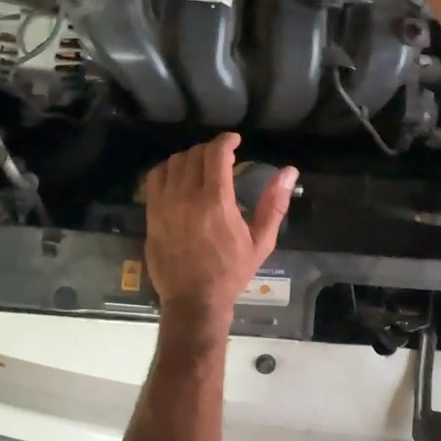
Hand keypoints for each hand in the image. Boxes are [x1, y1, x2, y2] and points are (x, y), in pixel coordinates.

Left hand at [142, 133, 297, 346]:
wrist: (194, 299)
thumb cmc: (231, 272)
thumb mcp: (260, 241)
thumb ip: (274, 204)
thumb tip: (289, 172)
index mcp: (216, 201)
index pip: (217, 153)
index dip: (226, 140)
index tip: (235, 140)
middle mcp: (187, 196)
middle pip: (195, 154)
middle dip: (211, 150)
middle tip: (222, 158)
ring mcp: (165, 204)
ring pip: (174, 162)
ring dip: (190, 157)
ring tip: (201, 166)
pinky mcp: (152, 213)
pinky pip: (155, 177)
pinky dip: (168, 169)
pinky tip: (178, 176)